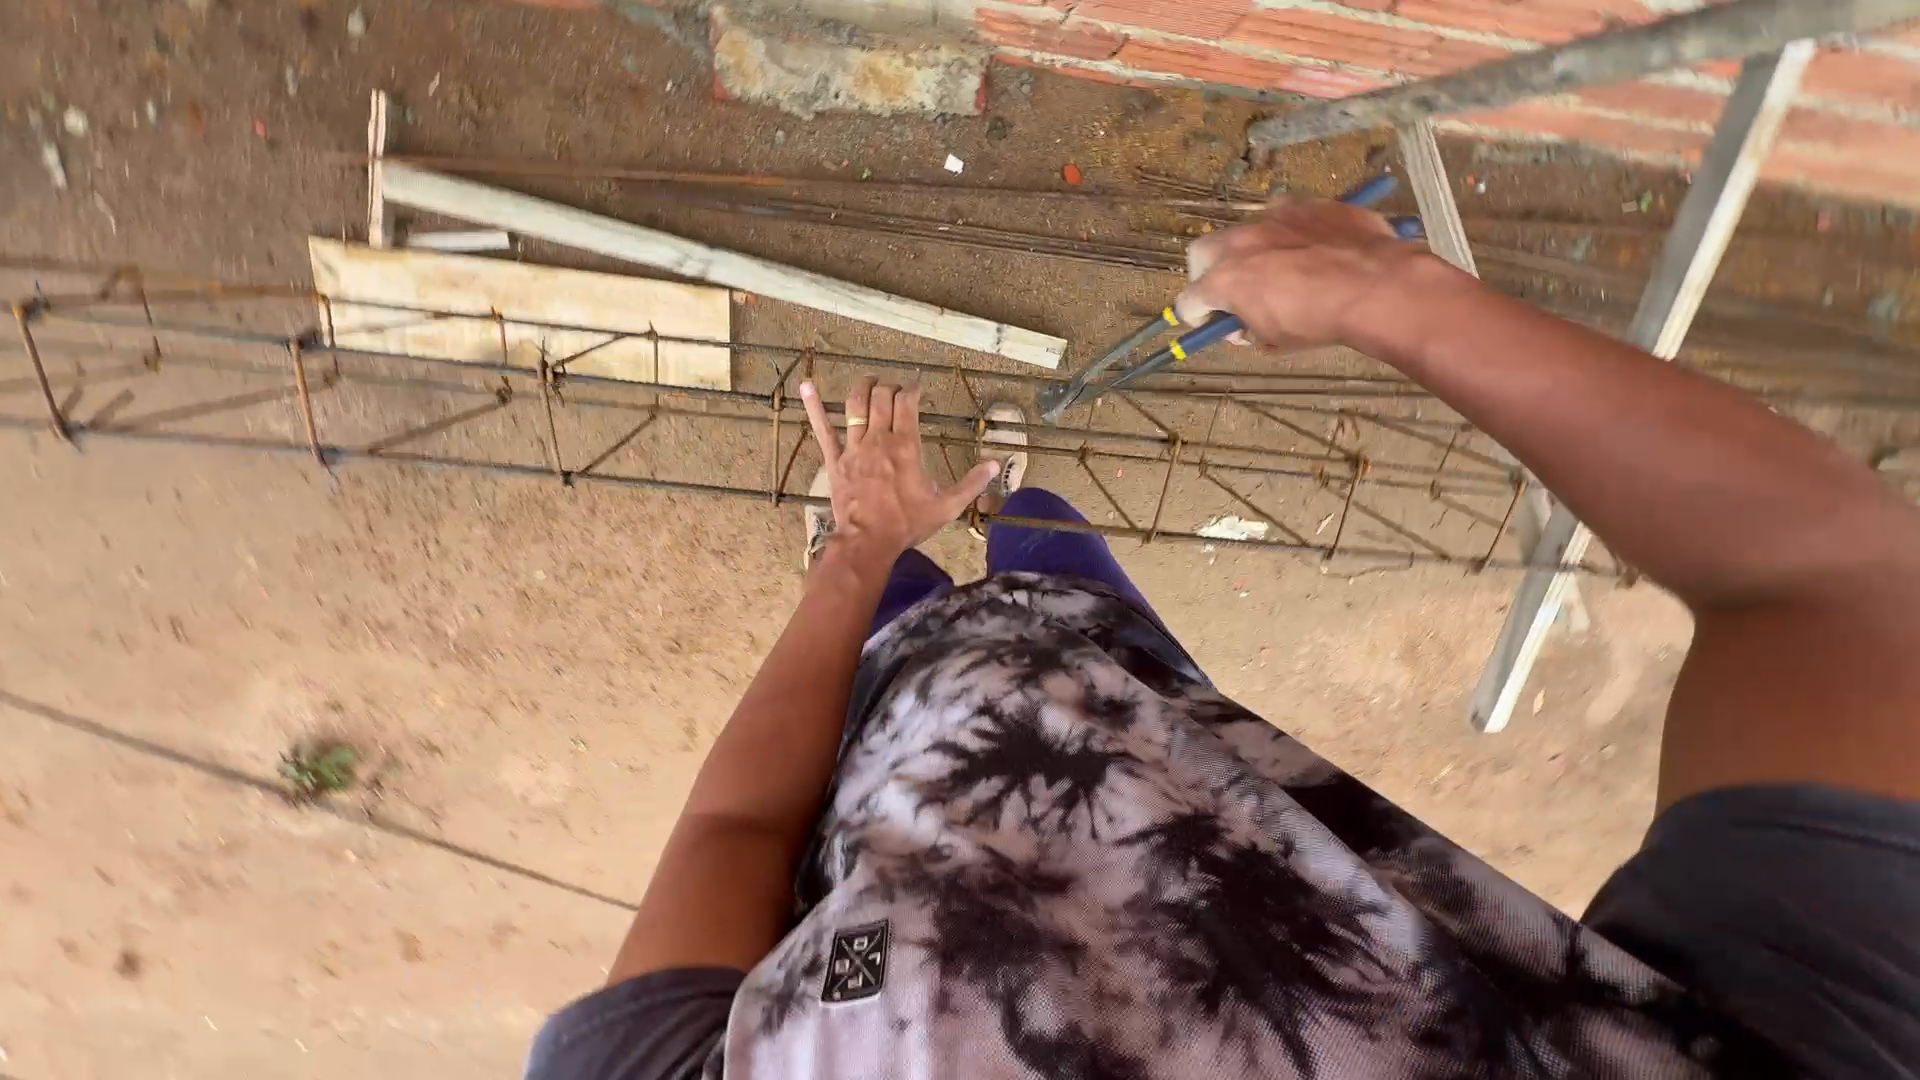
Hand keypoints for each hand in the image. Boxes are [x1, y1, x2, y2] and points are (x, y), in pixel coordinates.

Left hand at [800, 377, 998, 562]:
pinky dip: (814, 406)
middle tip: (897, 391)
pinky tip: (807, 386)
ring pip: (856, 405)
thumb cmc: (907, 524)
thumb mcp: (946, 507)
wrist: (868, 542)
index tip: (918, 390)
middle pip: (882, 397)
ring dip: (863, 387)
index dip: (913, 390)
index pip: (908, 403)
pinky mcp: (835, 460)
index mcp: (906, 446)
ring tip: (871, 382)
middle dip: (891, 387)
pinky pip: (824, 429)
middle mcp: (879, 439)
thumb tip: (995, 465)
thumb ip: (971, 484)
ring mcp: (854, 447)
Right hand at [1174, 196, 1426, 348]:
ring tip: (1273, 267)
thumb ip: (1246, 328)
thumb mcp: (1273, 338)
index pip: (1188, 301)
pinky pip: (1283, 214)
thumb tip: (1241, 325)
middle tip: (1230, 290)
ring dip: (1247, 250)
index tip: (1210, 323)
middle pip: (1201, 253)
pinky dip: (1285, 232)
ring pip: (1242, 229)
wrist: (1376, 285)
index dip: (1196, 316)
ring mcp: (1274, 217)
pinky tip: (1305, 248)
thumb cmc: (1318, 321)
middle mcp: (1240, 242)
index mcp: (1224, 280)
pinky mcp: (1307, 204)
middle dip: (1207, 273)